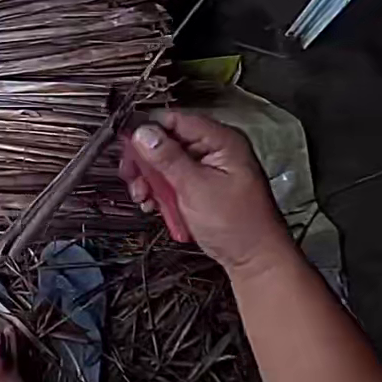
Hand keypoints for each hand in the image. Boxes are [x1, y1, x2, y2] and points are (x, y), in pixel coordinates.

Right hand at [118, 110, 290, 272]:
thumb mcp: (196, 187)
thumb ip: (167, 158)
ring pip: (165, 162)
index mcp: (221, 140)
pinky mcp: (199, 186)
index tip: (127, 145)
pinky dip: (158, 191)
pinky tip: (152, 203)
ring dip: (149, 178)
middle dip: (145, 160)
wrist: (254, 260)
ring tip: (143, 195)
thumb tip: (143, 132)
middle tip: (131, 175)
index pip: (176, 120)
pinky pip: (171, 180)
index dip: (148, 130)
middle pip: (167, 141)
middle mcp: (214, 149)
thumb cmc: (238, 225)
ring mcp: (206, 169)